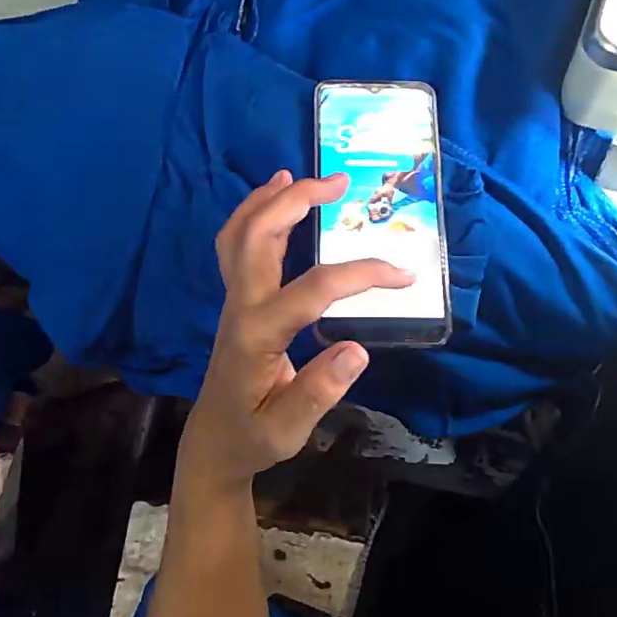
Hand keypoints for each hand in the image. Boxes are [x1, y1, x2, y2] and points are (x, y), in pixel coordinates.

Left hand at [179, 170, 415, 494]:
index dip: (359, 275)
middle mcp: (241, 307)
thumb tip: (358, 350)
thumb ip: (319, 392)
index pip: (312, 291)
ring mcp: (233, 299)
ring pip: (239, 235)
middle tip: (339, 184)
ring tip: (301, 176)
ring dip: (269, 200)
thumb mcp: (288, 429)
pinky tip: (273, 201)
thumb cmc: (252, 437)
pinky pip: (235, 246)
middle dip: (296, 203)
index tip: (403, 275)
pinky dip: (252, 215)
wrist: (213, 440)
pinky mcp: (235, 300)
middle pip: (258, 238)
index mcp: (257, 336)